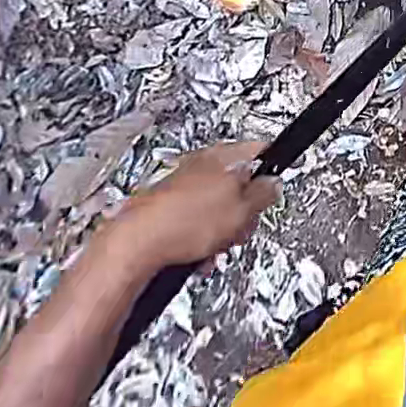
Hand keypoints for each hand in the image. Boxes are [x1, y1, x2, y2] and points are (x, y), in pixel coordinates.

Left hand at [98, 142, 279, 272]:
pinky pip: (194, 220)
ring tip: (218, 247)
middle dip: (244, 208)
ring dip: (222, 227)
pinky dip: (199, 237)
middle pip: (238, 182)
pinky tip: (197, 256)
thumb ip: (265, 194)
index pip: (260, 150)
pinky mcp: (163, 210)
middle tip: (244, 226)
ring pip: (216, 204)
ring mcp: (180, 186)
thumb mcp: (242, 211)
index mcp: (223, 155)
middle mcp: (200, 164)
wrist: (130, 250)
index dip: (273, 169)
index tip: (275, 187)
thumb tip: (273, 184)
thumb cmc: (181, 224)